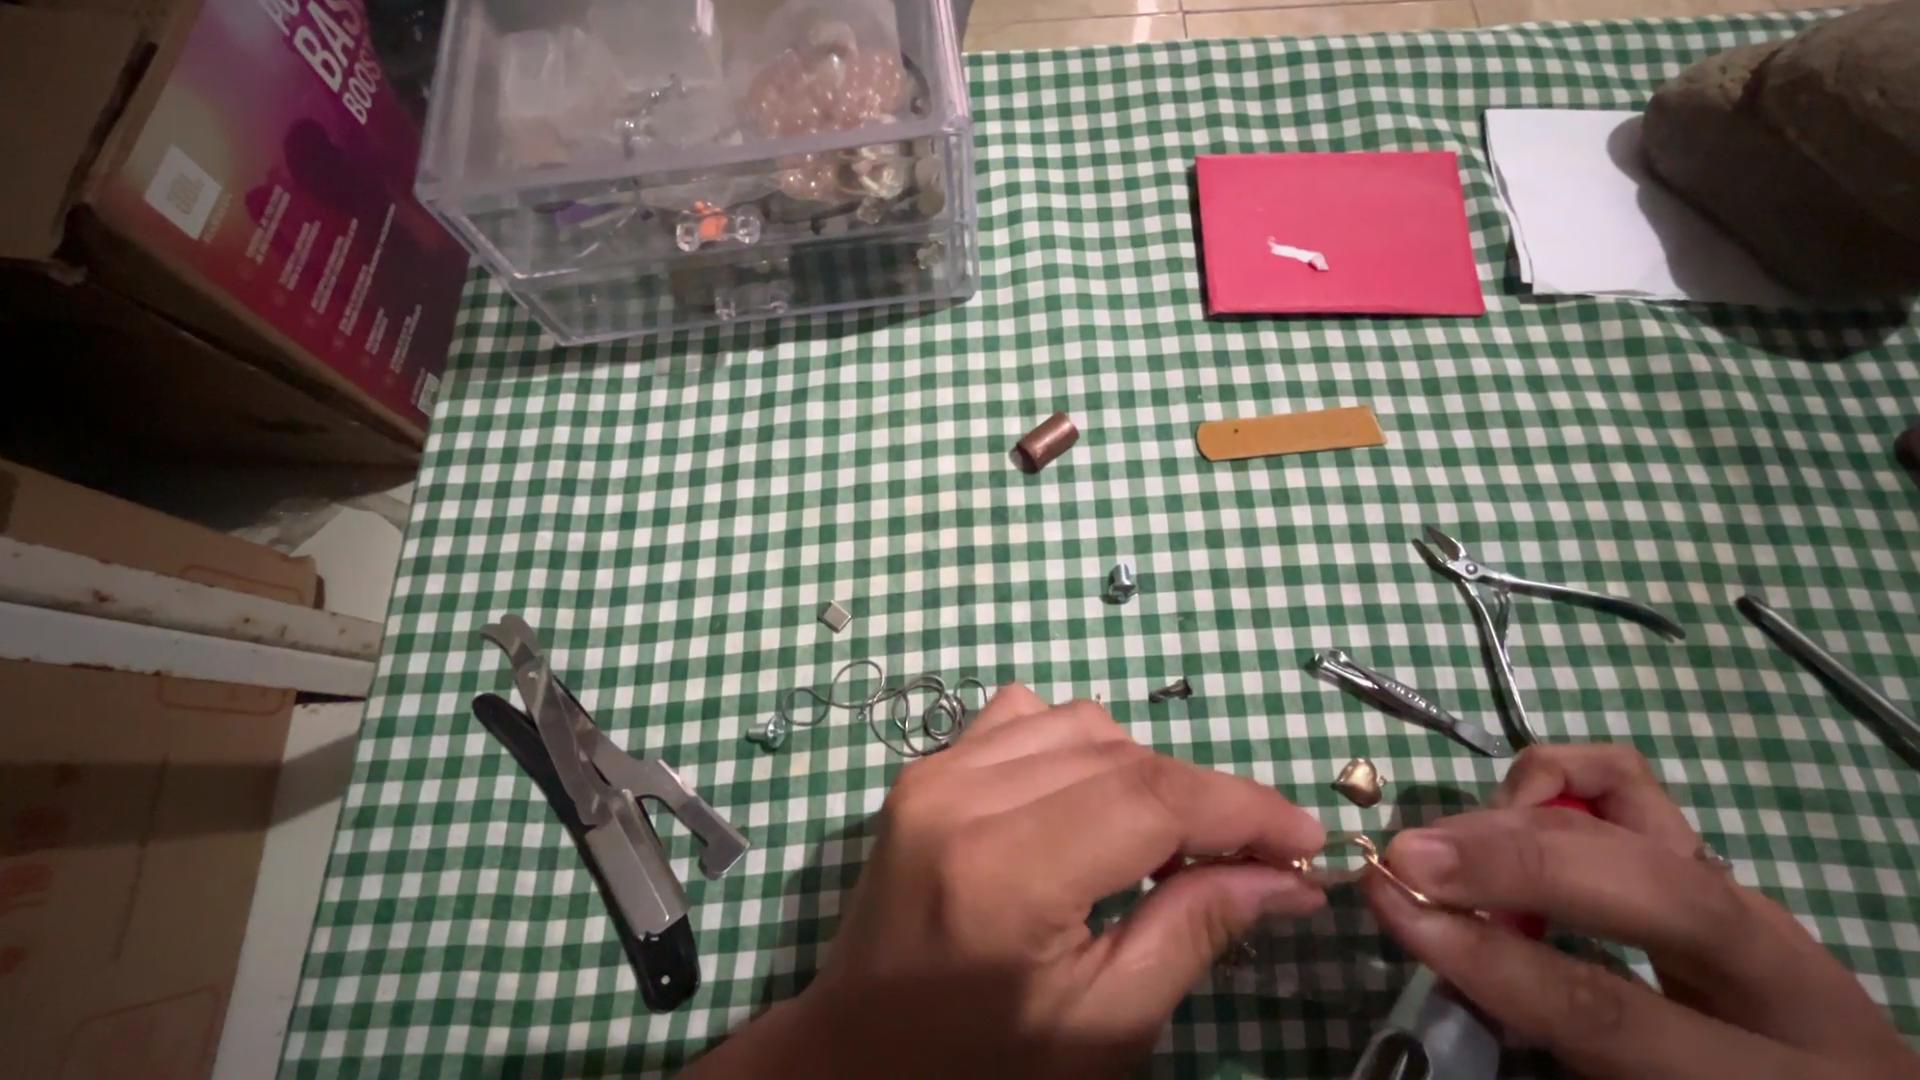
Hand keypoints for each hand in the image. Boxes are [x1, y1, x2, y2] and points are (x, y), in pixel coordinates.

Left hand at [688, 683, 1325, 1078]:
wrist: (857, 1049)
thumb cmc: (981, 1061)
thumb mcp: (1102, 1023)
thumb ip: (1193, 931)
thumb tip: (1287, 877)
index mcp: (1004, 874)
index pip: (1149, 800)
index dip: (1241, 809)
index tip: (1304, 838)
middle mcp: (962, 797)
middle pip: (1121, 755)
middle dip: (1204, 796)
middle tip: (1246, 856)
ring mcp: (934, 770)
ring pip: (1078, 721)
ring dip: (1140, 769)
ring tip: (1156, 839)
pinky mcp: (924, 765)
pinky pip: (1023, 715)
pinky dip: (1075, 744)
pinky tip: (1081, 798)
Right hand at [1365, 743, 1919, 1079]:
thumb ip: (1542, 1028)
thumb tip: (1436, 948)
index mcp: (1768, 1076)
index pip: (1607, 1005)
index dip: (1489, 952)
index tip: (1395, 905)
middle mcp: (1784, 973)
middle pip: (1645, 881)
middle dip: (1505, 857)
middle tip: (1405, 853)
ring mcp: (1751, 899)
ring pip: (1638, 813)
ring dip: (1514, 818)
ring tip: (1443, 848)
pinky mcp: (1715, 859)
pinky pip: (1630, 782)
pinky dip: (1554, 777)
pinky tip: (1508, 814)